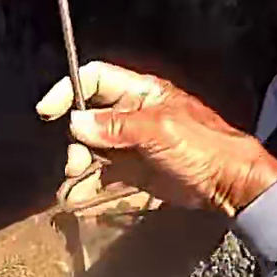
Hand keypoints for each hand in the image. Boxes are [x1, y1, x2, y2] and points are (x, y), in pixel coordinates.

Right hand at [36, 62, 276, 216]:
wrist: (227, 184)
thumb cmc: (203, 147)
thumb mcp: (160, 131)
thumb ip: (117, 126)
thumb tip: (76, 122)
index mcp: (140, 93)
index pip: (94, 80)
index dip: (69, 90)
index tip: (49, 111)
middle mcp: (131, 115)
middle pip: (87, 118)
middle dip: (76, 139)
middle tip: (76, 162)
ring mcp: (130, 144)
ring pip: (91, 148)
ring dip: (79, 163)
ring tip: (75, 180)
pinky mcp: (132, 170)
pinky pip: (102, 174)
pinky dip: (88, 185)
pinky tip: (78, 197)